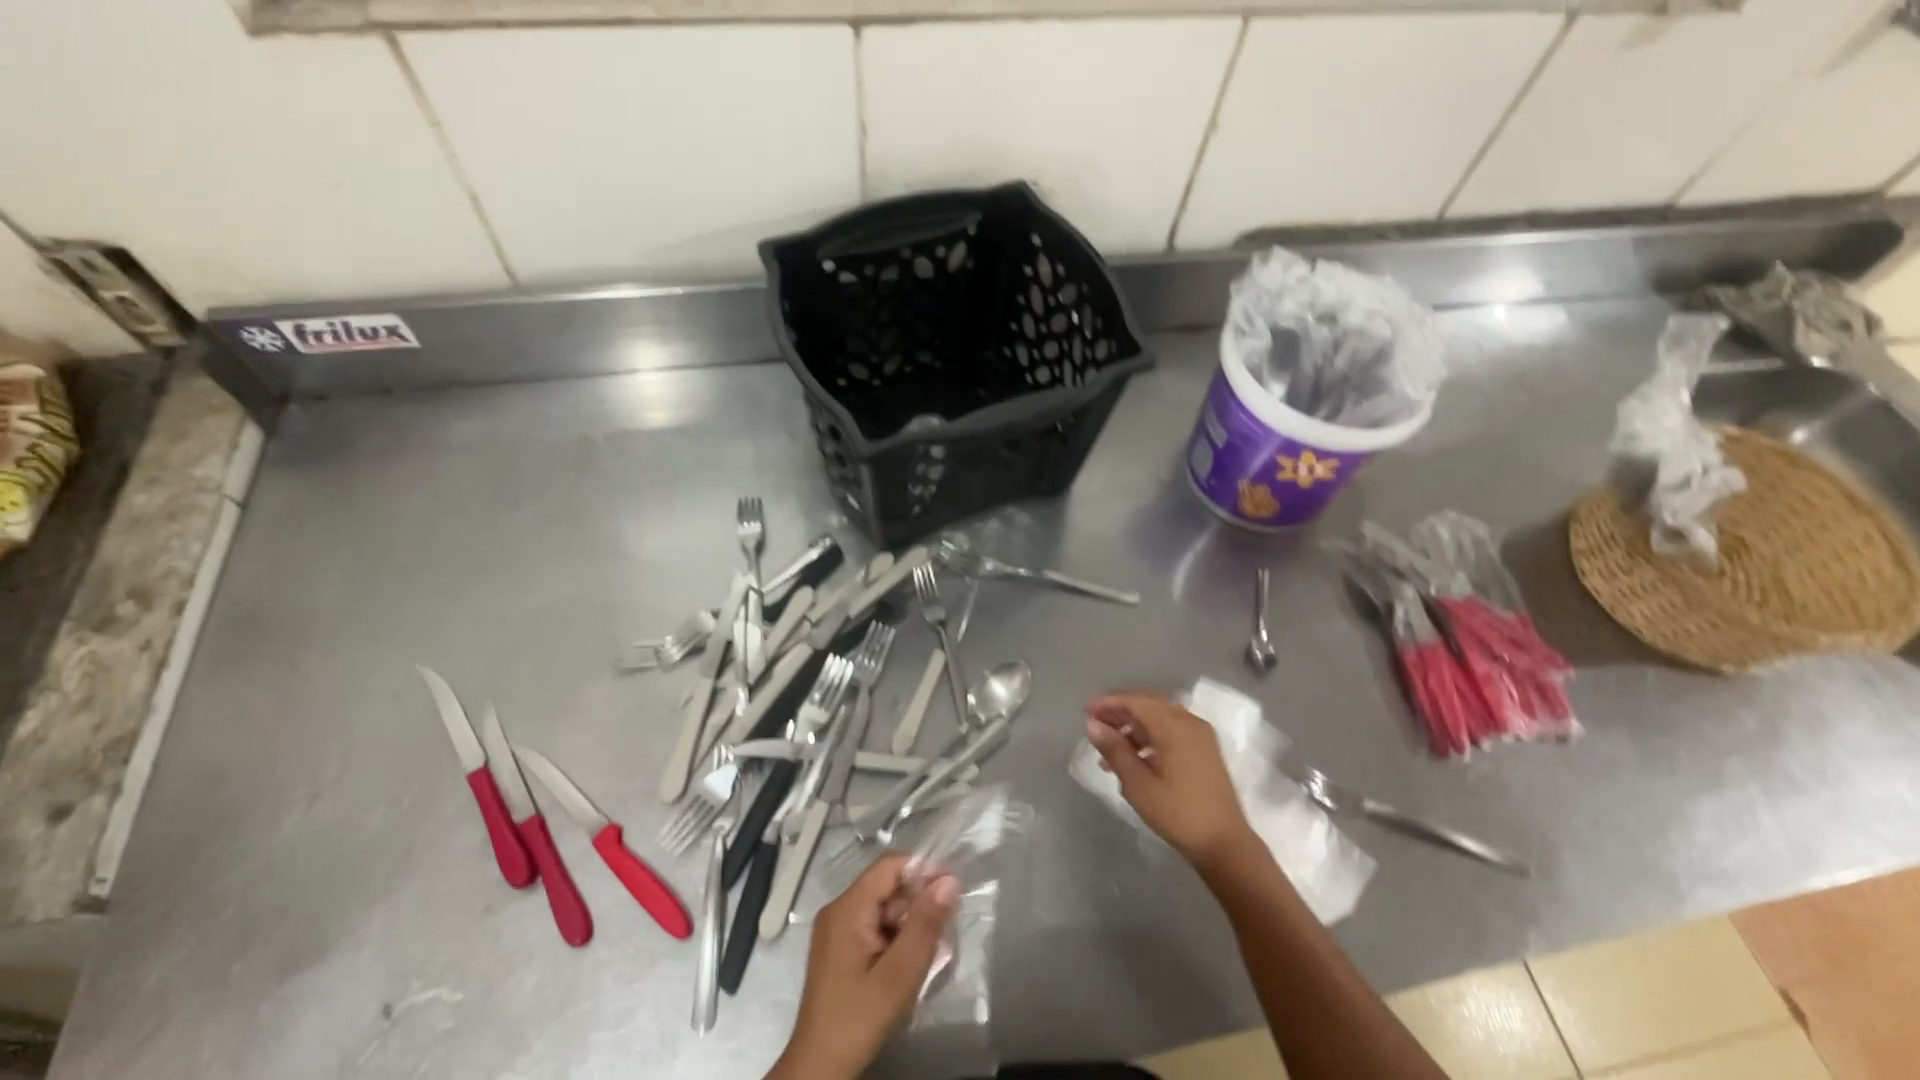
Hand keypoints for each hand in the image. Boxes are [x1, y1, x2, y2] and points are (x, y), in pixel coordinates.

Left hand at [769, 854, 958, 1079]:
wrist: (821, 1065)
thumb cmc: (860, 1017)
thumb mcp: (900, 972)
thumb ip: (925, 923)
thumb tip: (949, 880)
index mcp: (848, 909)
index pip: (889, 866)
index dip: (922, 869)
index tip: (953, 889)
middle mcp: (839, 911)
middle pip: (888, 888)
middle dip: (919, 904)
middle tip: (944, 933)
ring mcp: (838, 932)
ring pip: (884, 911)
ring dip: (911, 926)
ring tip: (930, 955)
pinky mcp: (842, 951)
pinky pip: (876, 930)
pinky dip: (897, 941)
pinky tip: (911, 966)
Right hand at [1085, 692, 1257, 867]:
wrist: (1224, 843)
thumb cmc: (1178, 814)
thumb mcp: (1139, 784)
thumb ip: (1115, 750)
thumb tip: (1092, 725)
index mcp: (1175, 727)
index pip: (1136, 702)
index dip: (1109, 703)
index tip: (1085, 711)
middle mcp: (1190, 723)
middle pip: (1149, 706)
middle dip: (1120, 712)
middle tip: (1094, 725)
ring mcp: (1200, 736)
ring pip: (1160, 719)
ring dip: (1133, 727)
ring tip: (1108, 748)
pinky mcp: (1204, 750)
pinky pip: (1171, 731)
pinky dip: (1149, 738)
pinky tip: (1133, 759)